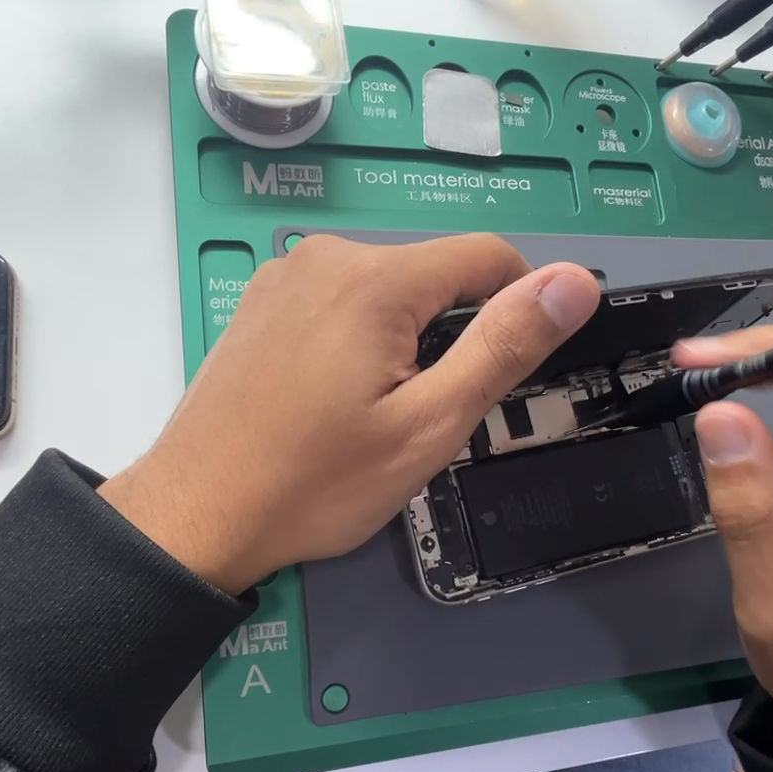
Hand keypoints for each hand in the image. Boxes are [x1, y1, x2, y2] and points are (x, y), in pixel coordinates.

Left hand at [100, 234, 600, 593]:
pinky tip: (331, 397)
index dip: (518, 306)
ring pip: (384, 290)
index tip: (502, 369)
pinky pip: (337, 302)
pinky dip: (357, 338)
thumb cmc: (318, 483)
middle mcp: (327, 257)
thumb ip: (503, 347)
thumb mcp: (428, 425)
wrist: (198, 515)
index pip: (488, 257)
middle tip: (423, 413)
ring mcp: (285, 277)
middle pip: (433, 274)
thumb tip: (574, 282)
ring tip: (372, 412)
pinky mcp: (260, 303)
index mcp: (376, 280)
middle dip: (450, 332)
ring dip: (403, 338)